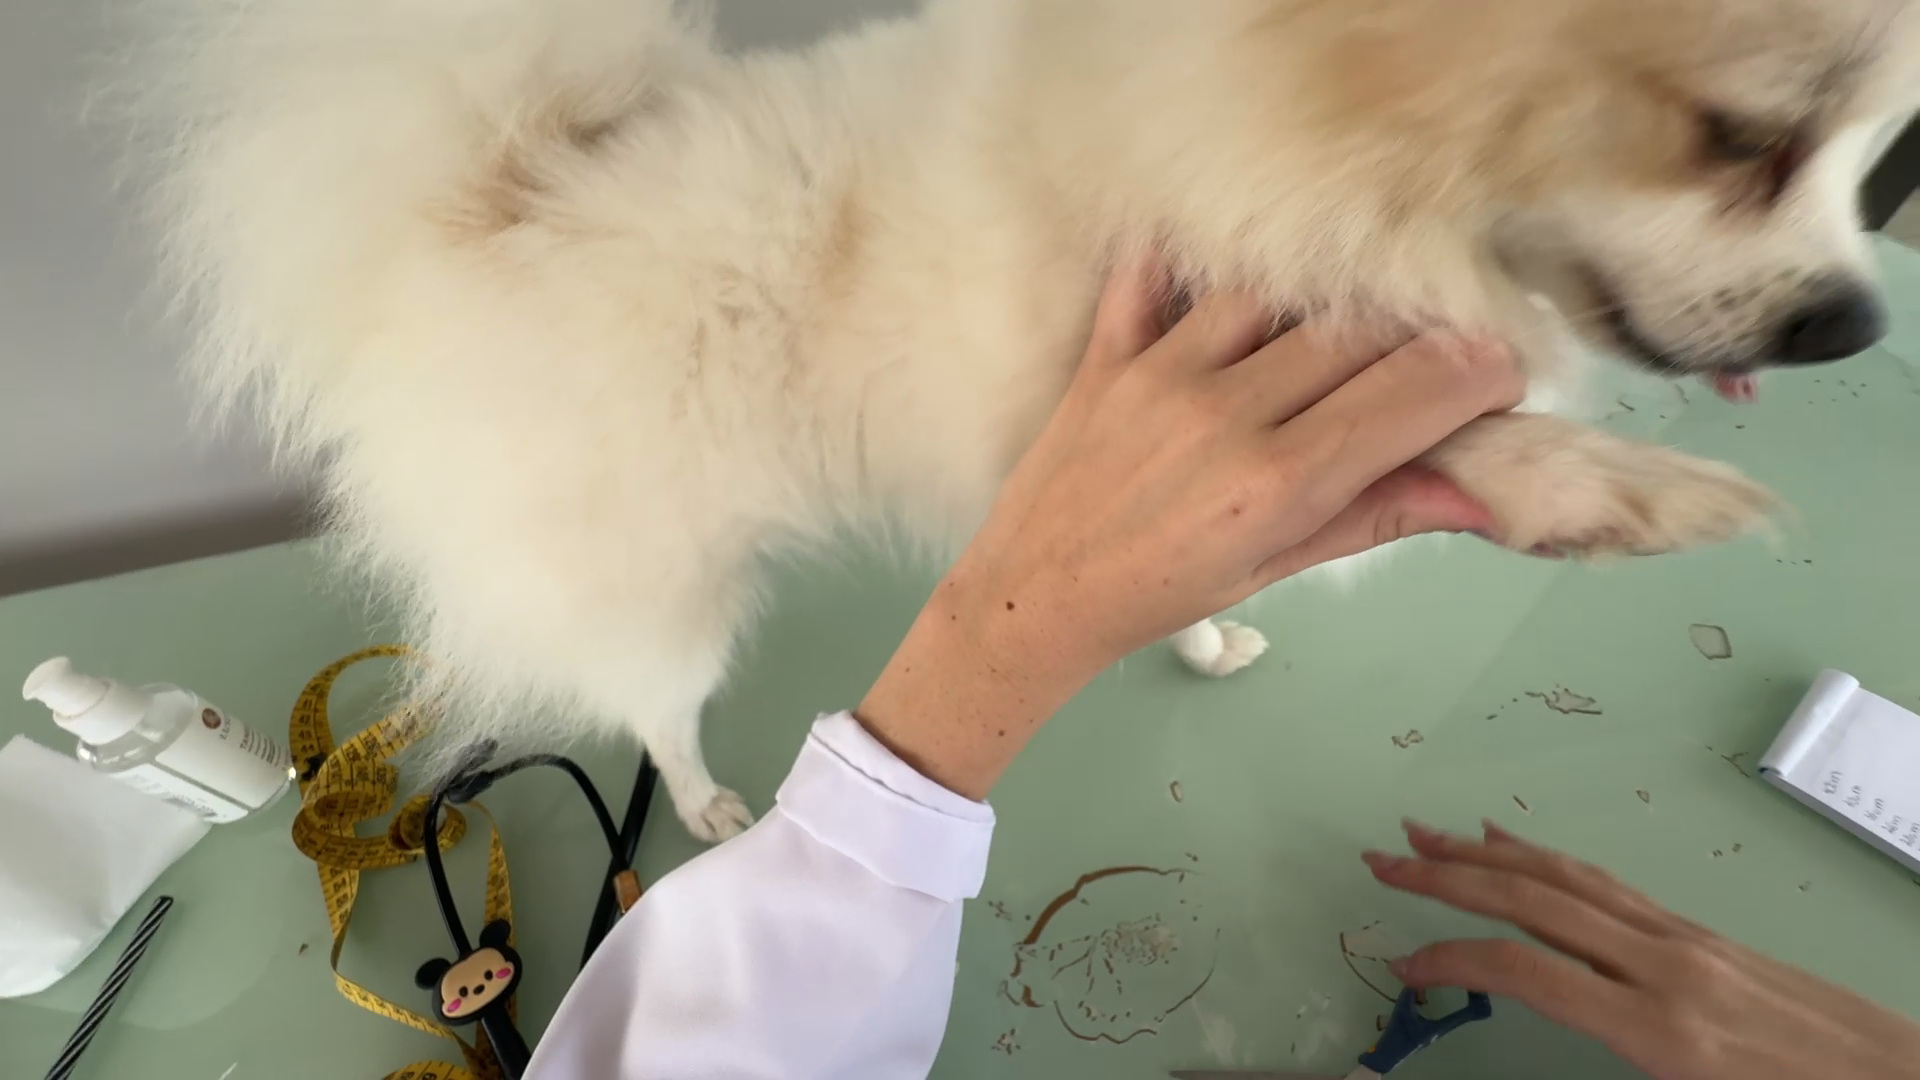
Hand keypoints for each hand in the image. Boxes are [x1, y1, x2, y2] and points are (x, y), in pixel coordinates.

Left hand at [856, 258, 1523, 797]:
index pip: (1427, 384)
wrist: (1035, 595)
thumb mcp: (1270, 571)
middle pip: (1363, 324)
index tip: (1487, 383)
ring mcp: (1157, 372)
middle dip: (1419, 333)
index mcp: (1277, 480)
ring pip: (1278, 286)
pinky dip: (1192, 257)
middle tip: (1419, 358)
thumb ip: (1374, 517)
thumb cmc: (1155, 595)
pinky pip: (1152, 273)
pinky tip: (1227, 262)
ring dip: (1324, 296)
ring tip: (1332, 327)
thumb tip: (1487, 492)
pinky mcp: (1104, 355)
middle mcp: (1224, 410)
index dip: (1487, 372)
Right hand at [1368, 821, 1919, 1079]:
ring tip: (1419, 835)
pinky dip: (1537, 853)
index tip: (1404, 969)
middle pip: (1526, 897)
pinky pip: (1600, 880)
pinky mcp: (1700, 931)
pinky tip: (1504, 837)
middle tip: (1379, 860)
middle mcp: (1663, 968)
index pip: (1521, 969)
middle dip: (1441, 876)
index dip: (1448, 960)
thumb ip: (1622, 1069)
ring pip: (1558, 875)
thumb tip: (1544, 1026)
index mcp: (1664, 1032)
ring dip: (1476, 851)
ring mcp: (1683, 939)